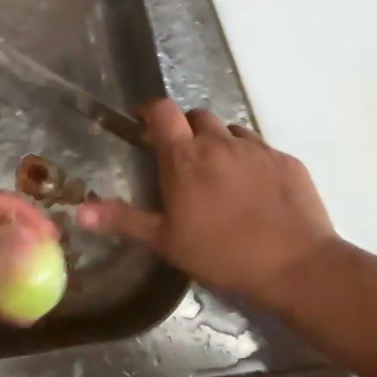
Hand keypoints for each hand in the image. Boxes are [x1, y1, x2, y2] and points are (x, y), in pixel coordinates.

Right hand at [78, 99, 339, 302]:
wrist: (296, 266)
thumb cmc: (222, 254)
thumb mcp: (165, 241)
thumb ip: (123, 220)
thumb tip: (79, 212)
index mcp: (184, 157)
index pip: (162, 111)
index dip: (150, 110)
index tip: (144, 122)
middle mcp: (219, 143)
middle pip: (197, 116)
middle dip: (186, 128)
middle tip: (182, 156)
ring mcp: (256, 149)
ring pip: (230, 131)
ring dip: (219, 142)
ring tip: (219, 173)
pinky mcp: (286, 161)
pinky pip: (261, 149)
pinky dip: (250, 160)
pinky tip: (253, 189)